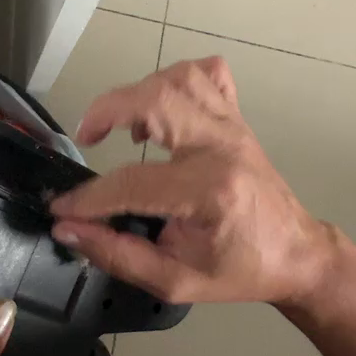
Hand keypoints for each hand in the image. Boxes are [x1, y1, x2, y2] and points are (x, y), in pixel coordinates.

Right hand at [48, 57, 344, 307]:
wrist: (295, 254)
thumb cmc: (238, 271)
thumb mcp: (175, 281)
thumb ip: (117, 255)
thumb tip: (68, 229)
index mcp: (209, 190)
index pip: (131, 183)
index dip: (87, 198)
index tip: (60, 209)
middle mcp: (221, 146)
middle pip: (155, 99)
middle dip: (107, 111)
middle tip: (86, 137)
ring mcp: (233, 125)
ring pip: (179, 77)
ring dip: (140, 93)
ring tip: (126, 127)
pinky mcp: (237, 117)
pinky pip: (208, 74)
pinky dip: (177, 79)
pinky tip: (163, 106)